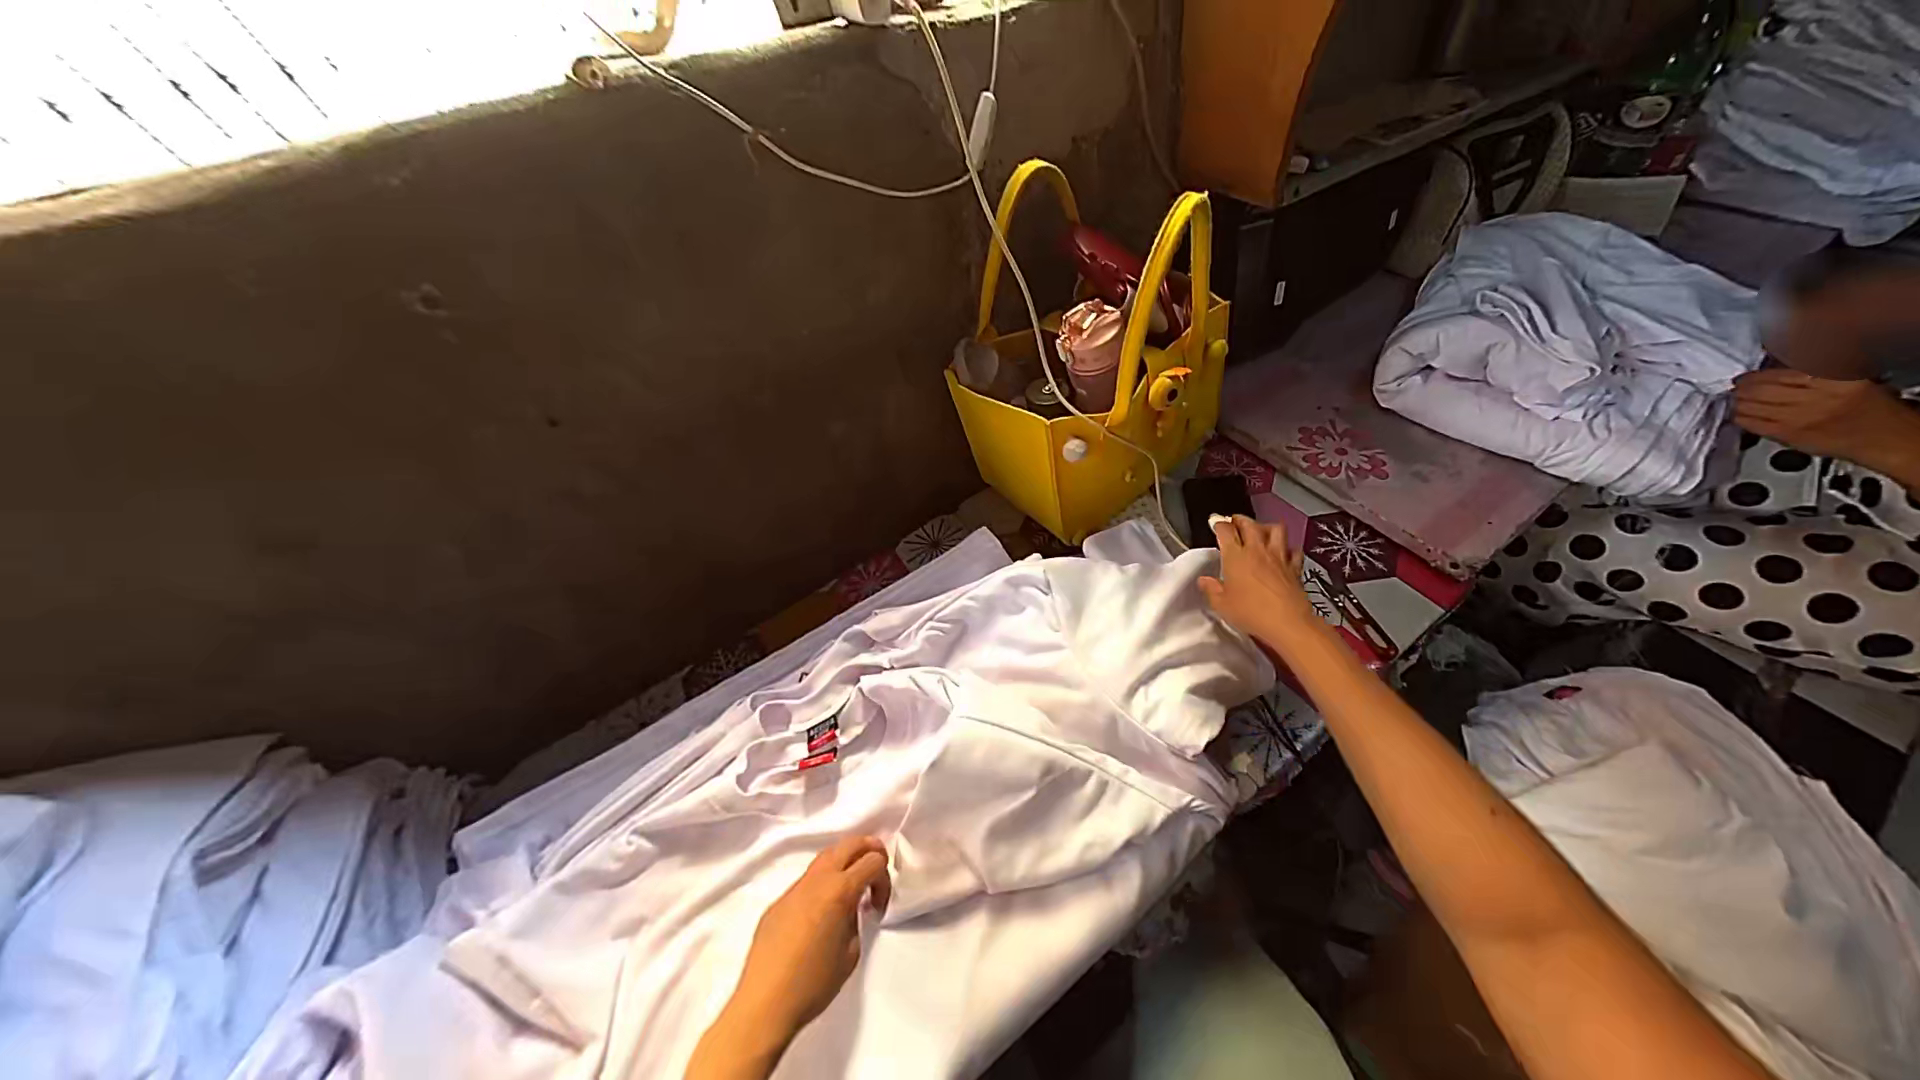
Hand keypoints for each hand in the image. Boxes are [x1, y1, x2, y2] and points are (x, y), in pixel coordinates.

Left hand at [733, 836, 890, 1034]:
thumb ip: (855, 920)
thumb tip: (850, 910)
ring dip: (844, 862)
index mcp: (839, 891)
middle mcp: (817, 880)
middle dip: (868, 850)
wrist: (765, 1003)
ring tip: (850, 888)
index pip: (873, 861)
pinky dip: (822, 883)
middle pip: (849, 844)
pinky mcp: (778, 903)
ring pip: (825, 856)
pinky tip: (821, 912)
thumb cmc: (814, 983)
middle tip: (876, 871)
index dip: (883, 878)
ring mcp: (794, 889)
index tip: (878, 904)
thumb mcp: (851, 952)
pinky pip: (806, 880)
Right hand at [1197, 516, 1316, 642]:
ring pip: (1275, 529)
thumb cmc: (1251, 612)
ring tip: (1260, 531)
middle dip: (1240, 520)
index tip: (1215, 523)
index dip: (1218, 524)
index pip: (1225, 530)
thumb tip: (1204, 581)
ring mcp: (1278, 557)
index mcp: (1235, 556)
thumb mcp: (1222, 604)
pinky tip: (1283, 551)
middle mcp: (1257, 551)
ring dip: (1266, 526)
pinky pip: (1293, 549)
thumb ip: (1211, 589)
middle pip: (1250, 524)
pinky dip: (1287, 547)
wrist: (1287, 622)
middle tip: (1234, 522)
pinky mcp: (1294, 567)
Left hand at [1732, 368, 1919, 471]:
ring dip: (1738, 400)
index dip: (1759, 373)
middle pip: (1761, 388)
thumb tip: (1778, 368)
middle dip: (1744, 386)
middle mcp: (1814, 397)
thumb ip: (1814, 372)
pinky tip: (1739, 413)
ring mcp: (1796, 417)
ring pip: (1751, 405)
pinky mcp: (1785, 434)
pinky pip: (1751, 423)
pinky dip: (1740, 416)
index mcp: (1834, 380)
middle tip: (1738, 385)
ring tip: (1736, 397)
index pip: (1783, 372)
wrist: (1883, 437)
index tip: (1750, 374)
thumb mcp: (1849, 379)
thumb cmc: (1867, 406)